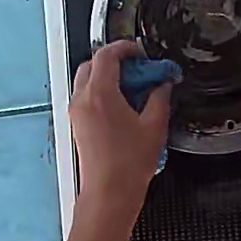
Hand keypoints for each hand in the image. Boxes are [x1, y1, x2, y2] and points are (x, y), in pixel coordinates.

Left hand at [71, 40, 170, 215]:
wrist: (109, 193)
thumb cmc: (128, 165)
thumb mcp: (155, 126)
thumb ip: (160, 98)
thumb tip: (163, 85)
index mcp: (100, 93)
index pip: (107, 55)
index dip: (126, 48)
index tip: (141, 52)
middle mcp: (83, 100)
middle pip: (93, 64)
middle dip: (116, 62)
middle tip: (140, 70)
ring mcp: (77, 113)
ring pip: (88, 81)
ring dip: (108, 77)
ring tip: (134, 90)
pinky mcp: (78, 126)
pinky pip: (87, 98)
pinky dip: (103, 93)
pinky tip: (124, 107)